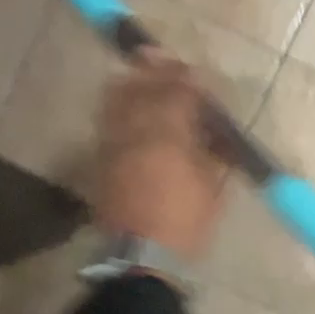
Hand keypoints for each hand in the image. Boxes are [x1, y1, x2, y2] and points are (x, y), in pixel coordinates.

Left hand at [95, 53, 225, 260]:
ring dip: (128, 83)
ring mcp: (114, 146)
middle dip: (152, 69)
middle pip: (141, 89)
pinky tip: (124, 106)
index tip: (196, 71)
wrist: (141, 259)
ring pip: (116, 102)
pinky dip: (117, 108)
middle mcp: (137, 133)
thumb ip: (212, 153)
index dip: (188, 80)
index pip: (178, 95)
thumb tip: (213, 133)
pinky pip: (108, 123)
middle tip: (159, 55)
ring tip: (136, 71)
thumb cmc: (185, 224)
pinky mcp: (101, 162)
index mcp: (169, 138)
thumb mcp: (212, 189)